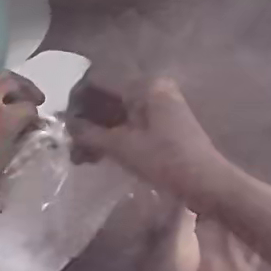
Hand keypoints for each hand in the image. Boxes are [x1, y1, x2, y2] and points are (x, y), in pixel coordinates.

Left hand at [0, 74, 43, 181]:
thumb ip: (27, 110)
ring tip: (22, 111)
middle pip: (1, 81)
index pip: (14, 80)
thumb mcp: (14, 124)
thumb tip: (32, 109)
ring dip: (9, 97)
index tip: (42, 103)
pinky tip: (7, 117)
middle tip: (33, 101)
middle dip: (20, 89)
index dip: (32, 90)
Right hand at [69, 78, 236, 203]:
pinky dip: (111, 138)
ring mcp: (159, 108)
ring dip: (95, 133)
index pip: (96, 83)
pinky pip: (128, 124)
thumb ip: (87, 132)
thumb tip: (65, 125)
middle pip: (106, 99)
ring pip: (115, 114)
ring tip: (80, 157)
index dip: (75, 102)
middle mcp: (152, 90)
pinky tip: (97, 156)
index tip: (61, 123)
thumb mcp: (119, 146)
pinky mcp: (162, 125)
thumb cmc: (164, 160)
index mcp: (144, 86)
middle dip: (84, 122)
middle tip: (69, 144)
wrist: (210, 187)